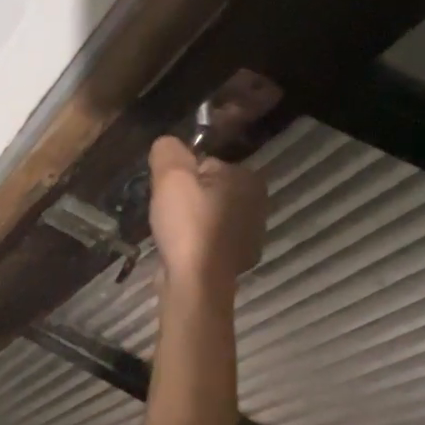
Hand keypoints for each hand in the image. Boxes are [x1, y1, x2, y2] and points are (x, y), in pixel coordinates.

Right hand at [147, 135, 266, 292]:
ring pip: (210, 215)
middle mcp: (259, 202)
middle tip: (166, 213)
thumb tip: (166, 143)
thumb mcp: (171, 177)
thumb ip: (168, 151)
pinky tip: (182, 250)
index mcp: (248, 178)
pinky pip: (212, 239)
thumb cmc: (187, 225)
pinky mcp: (239, 258)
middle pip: (209, 189)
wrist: (196, 281)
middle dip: (187, 199)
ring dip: (192, 220)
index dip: (179, 177)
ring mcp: (252, 233)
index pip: (205, 164)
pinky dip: (197, 242)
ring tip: (171, 233)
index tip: (167, 193)